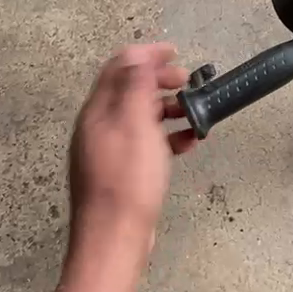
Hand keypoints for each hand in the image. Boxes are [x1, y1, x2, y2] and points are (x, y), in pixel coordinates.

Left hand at [68, 43, 196, 244]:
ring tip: (195, 112)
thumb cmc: (128, 179)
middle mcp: (98, 126)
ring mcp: (108, 149)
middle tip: (188, 81)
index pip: (119, 67)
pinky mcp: (121, 171)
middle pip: (129, 89)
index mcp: (97, 111)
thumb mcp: (136, 124)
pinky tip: (188, 143)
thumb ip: (136, 86)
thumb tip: (139, 55)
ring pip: (140, 116)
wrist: (114, 239)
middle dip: (160, 80)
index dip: (147, 54)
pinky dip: (167, 136)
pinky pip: (146, 141)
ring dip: (168, 108)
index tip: (176, 52)